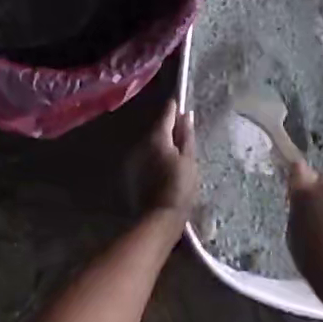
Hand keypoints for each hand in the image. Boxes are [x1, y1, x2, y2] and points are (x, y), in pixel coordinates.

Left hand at [129, 102, 197, 220]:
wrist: (160, 217)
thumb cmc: (180, 187)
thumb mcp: (189, 160)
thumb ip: (187, 136)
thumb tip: (186, 116)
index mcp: (157, 137)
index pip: (166, 114)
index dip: (174, 108)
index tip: (180, 103)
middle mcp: (142, 143)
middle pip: (158, 129)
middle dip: (169, 127)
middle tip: (184, 129)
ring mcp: (135, 158)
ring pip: (152, 143)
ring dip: (163, 142)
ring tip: (178, 149)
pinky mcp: (134, 172)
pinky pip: (148, 155)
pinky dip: (157, 155)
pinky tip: (166, 164)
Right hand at [287, 161, 322, 300]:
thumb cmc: (314, 262)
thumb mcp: (293, 237)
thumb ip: (298, 213)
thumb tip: (304, 206)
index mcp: (305, 193)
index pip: (298, 168)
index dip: (297, 174)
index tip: (296, 180)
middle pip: (322, 183)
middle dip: (319, 195)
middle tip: (316, 217)